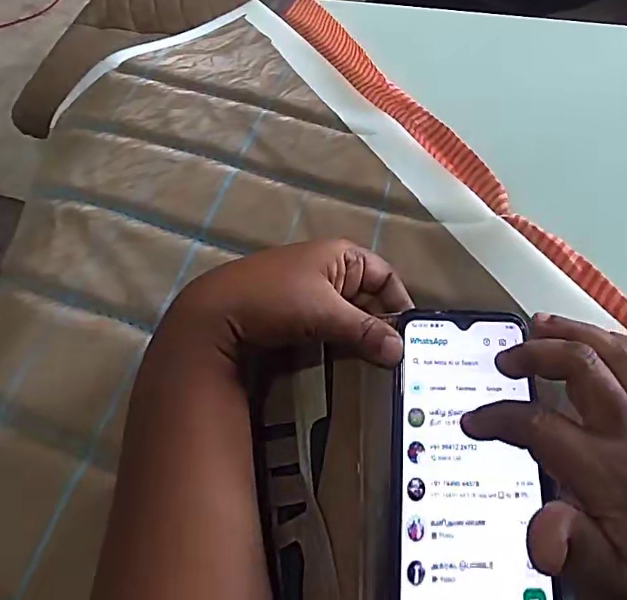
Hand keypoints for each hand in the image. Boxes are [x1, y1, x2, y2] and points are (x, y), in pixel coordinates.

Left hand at [159, 240, 412, 367]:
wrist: (215, 312)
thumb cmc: (275, 298)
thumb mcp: (324, 312)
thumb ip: (364, 330)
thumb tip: (400, 350)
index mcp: (341, 256)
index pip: (385, 275)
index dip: (399, 303)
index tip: (410, 339)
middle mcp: (329, 270)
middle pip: (369, 298)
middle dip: (382, 327)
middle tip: (397, 363)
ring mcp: (310, 292)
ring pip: (350, 317)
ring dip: (361, 340)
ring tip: (376, 371)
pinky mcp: (295, 315)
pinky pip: (330, 328)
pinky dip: (340, 344)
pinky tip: (347, 368)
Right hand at [462, 314, 626, 599]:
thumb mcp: (622, 589)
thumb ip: (580, 553)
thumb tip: (541, 529)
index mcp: (614, 475)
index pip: (541, 428)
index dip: (498, 419)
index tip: (474, 422)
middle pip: (581, 365)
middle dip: (535, 353)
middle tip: (504, 361)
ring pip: (615, 354)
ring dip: (574, 332)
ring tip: (541, 325)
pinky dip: (621, 345)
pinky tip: (602, 340)